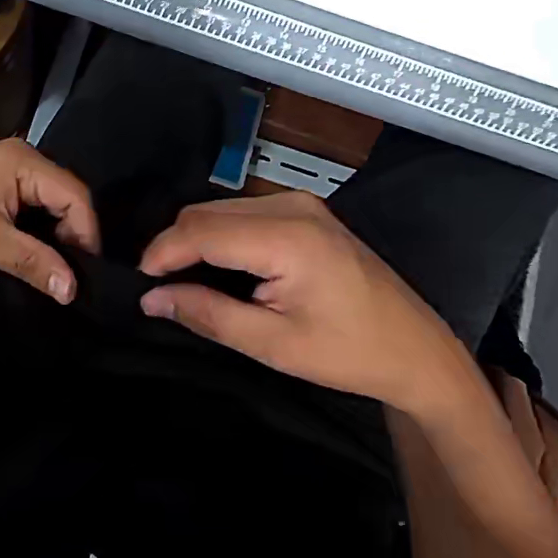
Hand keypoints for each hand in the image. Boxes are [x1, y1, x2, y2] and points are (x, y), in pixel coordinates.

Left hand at [0, 139, 100, 302]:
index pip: (75, 195)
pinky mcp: (2, 180)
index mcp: (25, 161)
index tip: (86, 272)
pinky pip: (37, 202)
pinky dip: (42, 227)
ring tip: (61, 267)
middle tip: (74, 273)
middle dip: (74, 234)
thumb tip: (72, 290)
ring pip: (54, 200)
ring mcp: (13, 166)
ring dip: (59, 233)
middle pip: (68, 195)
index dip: (86, 234)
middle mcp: (26, 156)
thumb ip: (34, 262)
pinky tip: (41, 251)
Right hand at [138, 191, 479, 418]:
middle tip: (160, 289)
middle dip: (174, 246)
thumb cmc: (347, 353)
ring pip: (221, 209)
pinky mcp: (306, 211)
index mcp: (286, 237)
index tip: (139, 284)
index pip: (200, 230)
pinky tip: (219, 266)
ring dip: (196, 239)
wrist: (417, 349)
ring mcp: (301, 203)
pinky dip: (221, 235)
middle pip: (206, 212)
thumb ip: (207, 314)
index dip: (161, 253)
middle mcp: (291, 206)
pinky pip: (244, 212)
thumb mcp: (273, 344)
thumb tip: (151, 298)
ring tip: (184, 280)